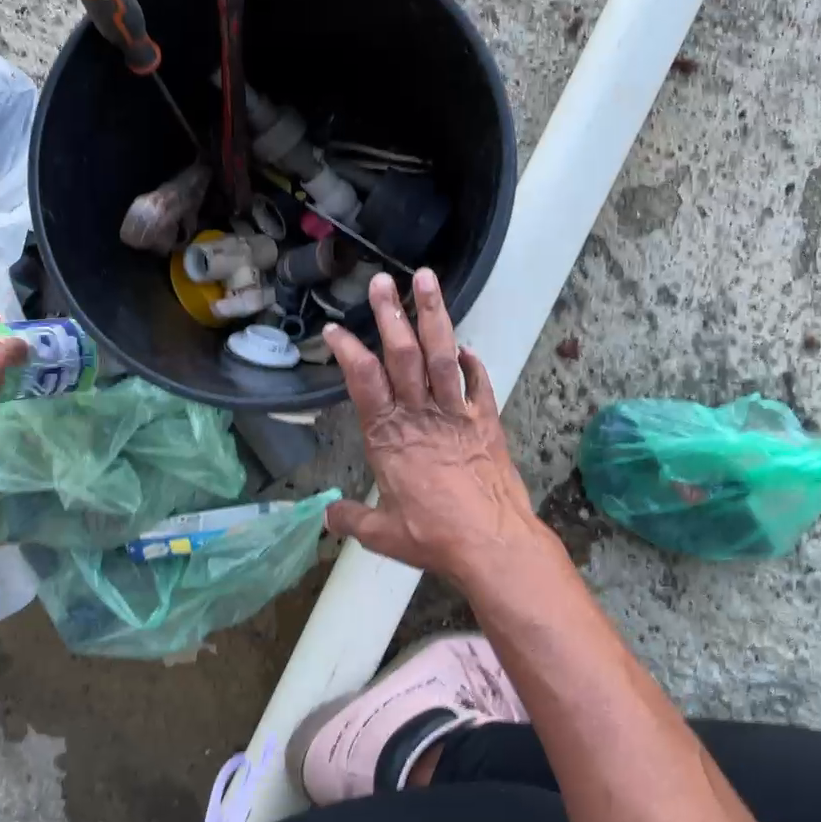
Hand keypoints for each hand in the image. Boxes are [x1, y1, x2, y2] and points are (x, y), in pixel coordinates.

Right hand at [321, 268, 548, 584]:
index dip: (348, 351)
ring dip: (434, 314)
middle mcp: (420, 415)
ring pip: (441, 354)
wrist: (493, 542)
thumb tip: (327, 516)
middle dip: (390, 314)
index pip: (363, 382)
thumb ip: (352, 519)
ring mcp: (456, 413)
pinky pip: (478, 382)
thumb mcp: (384, 534)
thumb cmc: (435, 536)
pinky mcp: (486, 421)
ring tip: (427, 279)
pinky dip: (472, 361)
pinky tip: (466, 345)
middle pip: (402, 354)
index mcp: (389, 437)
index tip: (335, 329)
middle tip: (381, 282)